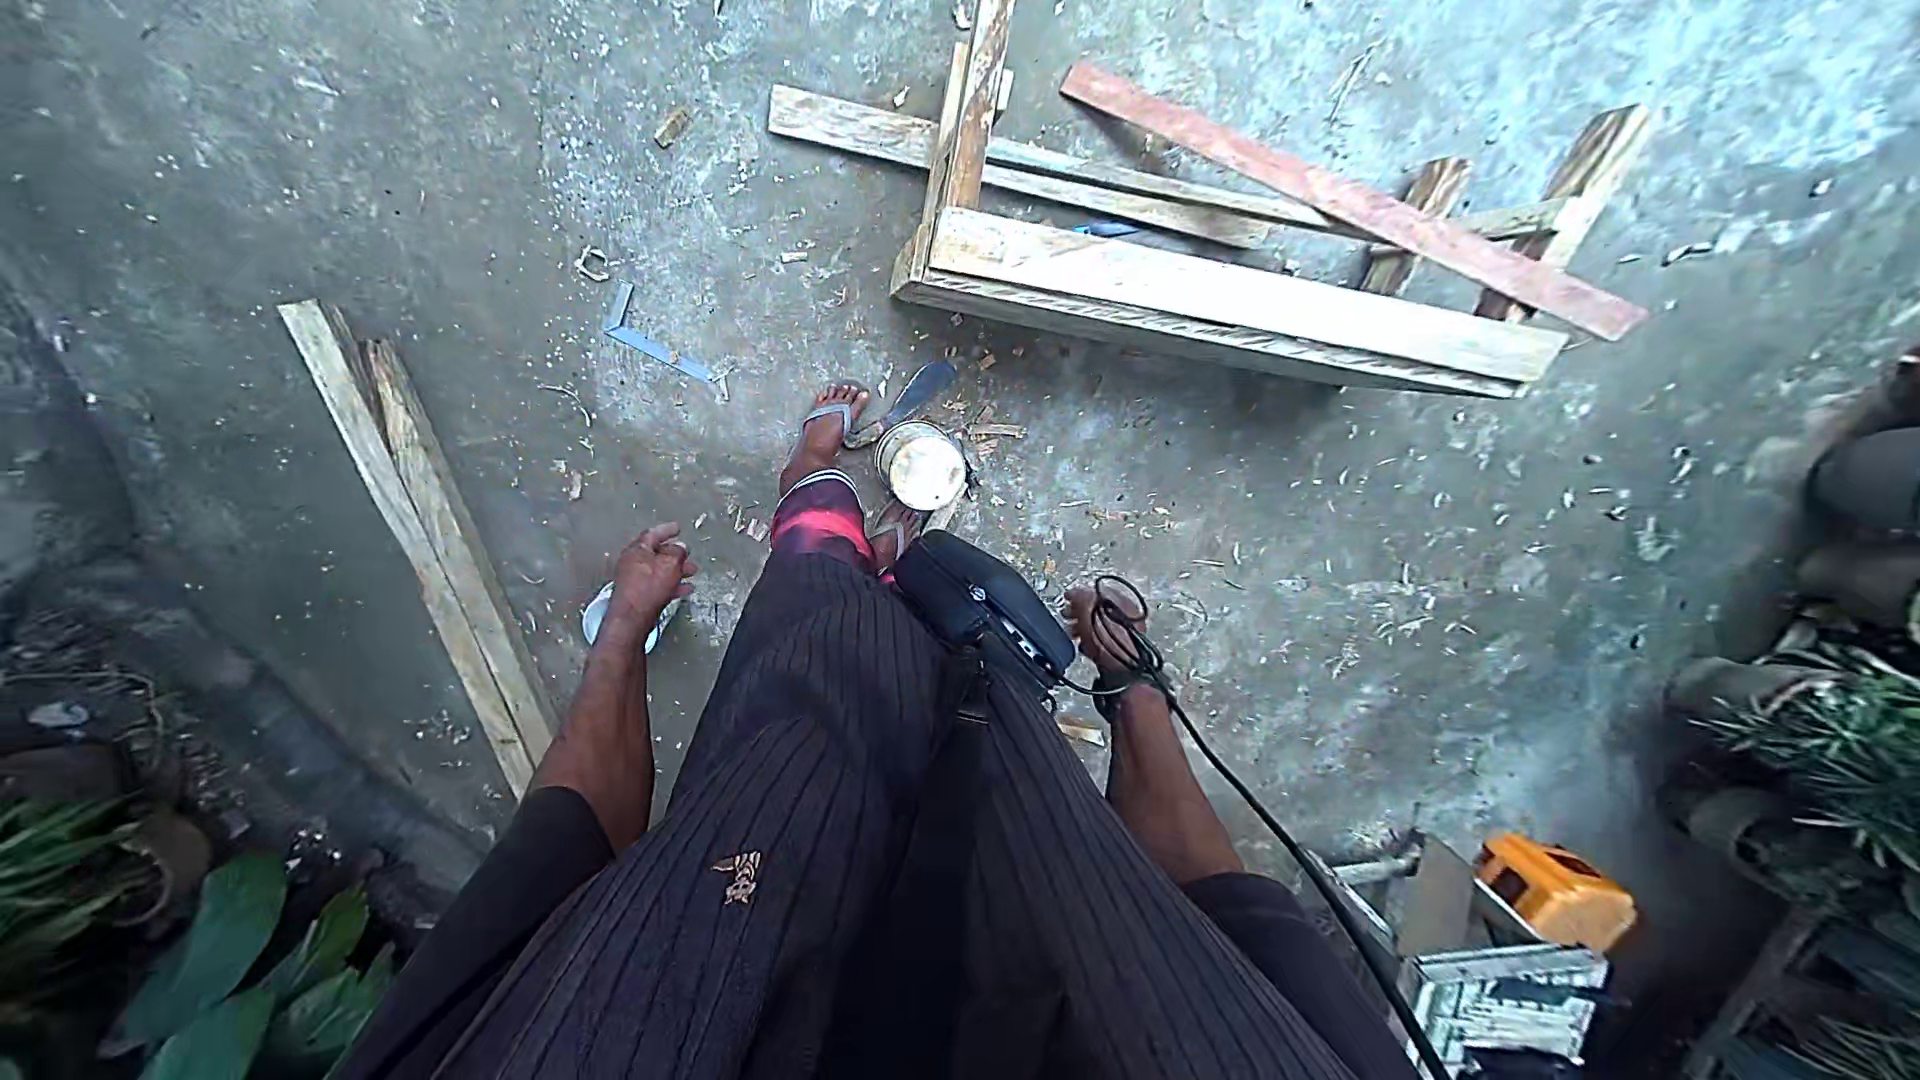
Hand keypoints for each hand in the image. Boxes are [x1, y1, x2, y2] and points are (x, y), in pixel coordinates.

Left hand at [606, 522, 697, 631]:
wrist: (633, 618)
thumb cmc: (647, 589)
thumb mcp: (670, 564)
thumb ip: (677, 552)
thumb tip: (680, 547)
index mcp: (637, 550)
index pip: (652, 534)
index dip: (667, 530)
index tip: (676, 528)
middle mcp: (632, 563)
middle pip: (656, 552)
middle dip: (675, 554)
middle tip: (687, 554)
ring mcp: (633, 579)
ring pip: (659, 569)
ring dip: (676, 570)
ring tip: (691, 573)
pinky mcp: (637, 594)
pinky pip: (657, 584)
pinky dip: (671, 583)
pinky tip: (683, 588)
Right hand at [1063, 582, 1145, 675]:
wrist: (1120, 671)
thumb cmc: (1109, 640)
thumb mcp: (1088, 610)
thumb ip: (1080, 597)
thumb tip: (1075, 592)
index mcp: (1124, 602)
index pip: (1099, 592)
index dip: (1080, 594)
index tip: (1068, 598)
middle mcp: (1129, 618)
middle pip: (1098, 610)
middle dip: (1080, 612)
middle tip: (1067, 615)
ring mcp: (1126, 636)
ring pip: (1099, 626)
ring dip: (1082, 628)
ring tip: (1071, 634)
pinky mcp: (1120, 652)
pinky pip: (1101, 641)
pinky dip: (1090, 641)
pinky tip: (1082, 646)